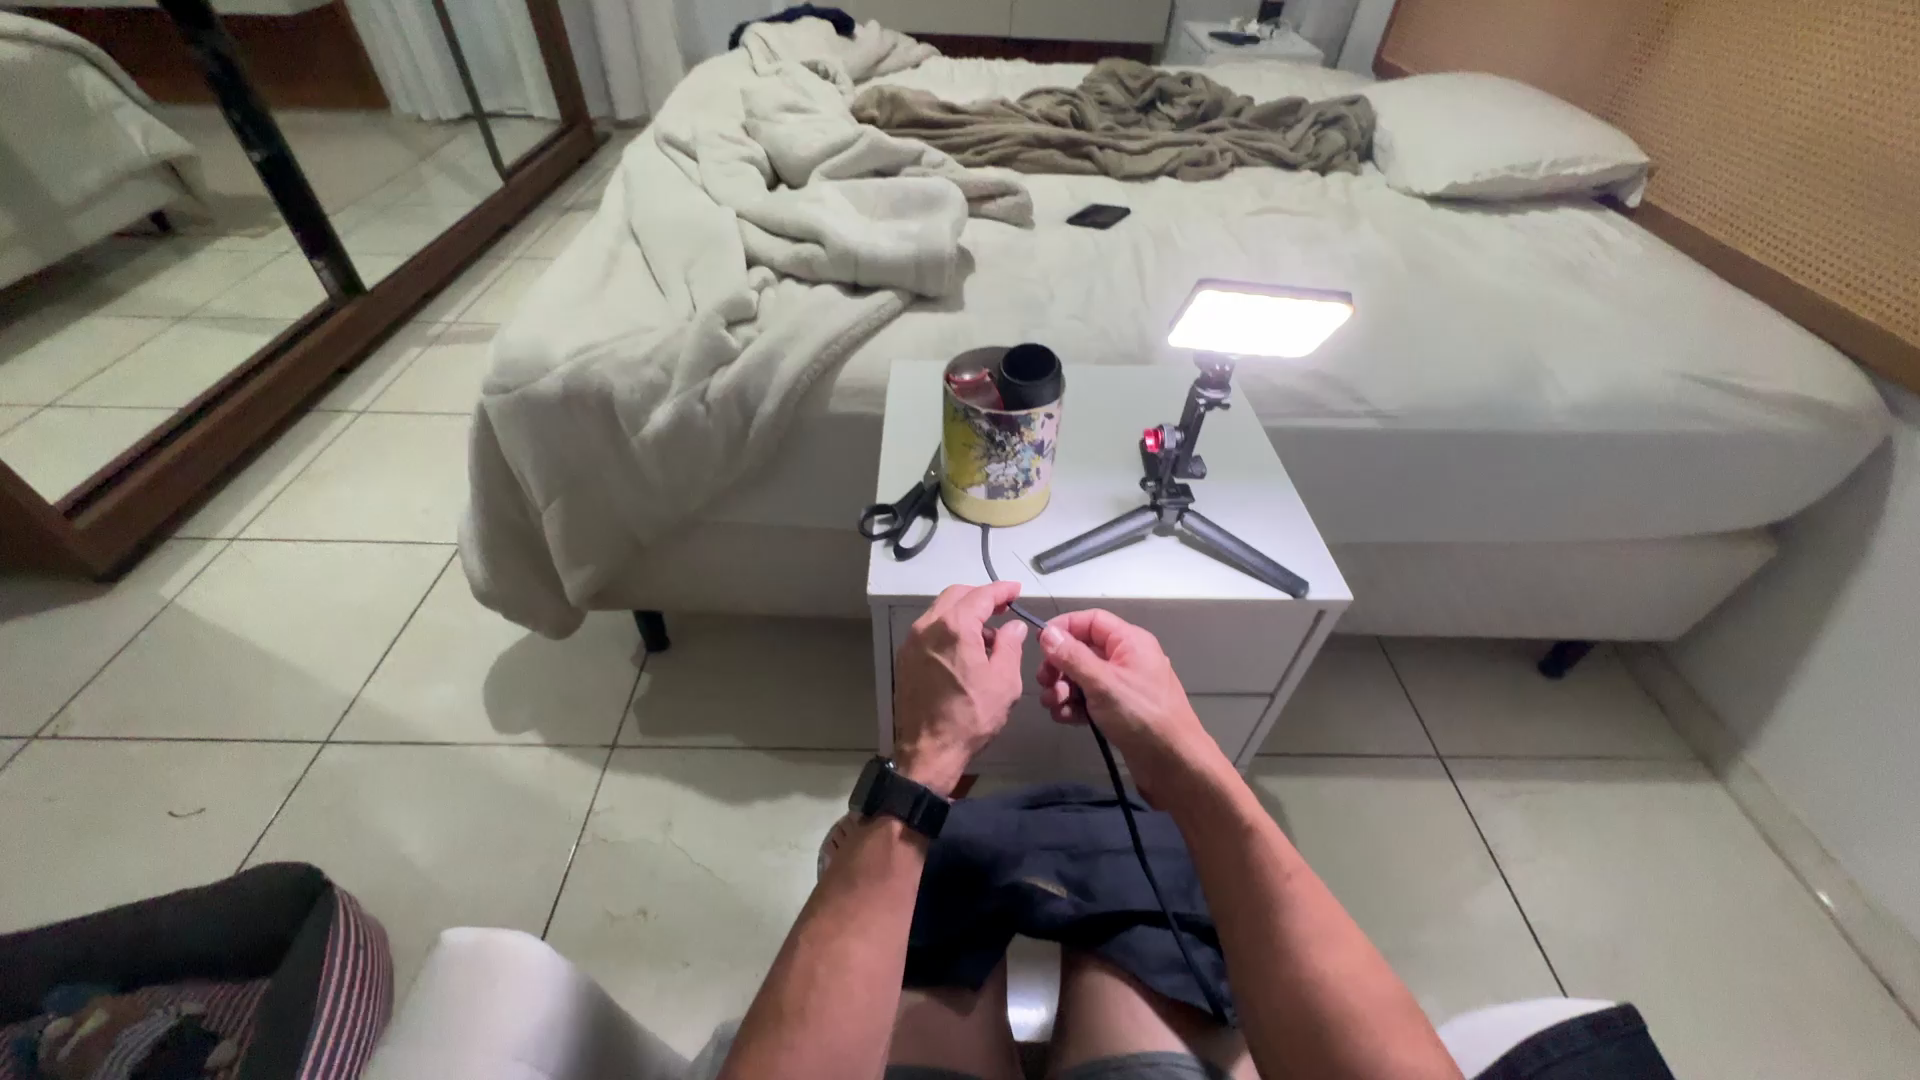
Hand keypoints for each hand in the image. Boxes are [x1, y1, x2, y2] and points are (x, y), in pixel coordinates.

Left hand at [892, 581, 1028, 797]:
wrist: (929, 750)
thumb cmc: (971, 717)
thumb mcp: (1004, 681)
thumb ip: (1010, 645)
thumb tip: (1012, 626)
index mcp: (955, 627)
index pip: (981, 595)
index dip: (1001, 590)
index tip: (1016, 590)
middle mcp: (928, 626)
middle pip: (955, 595)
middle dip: (980, 596)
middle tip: (1002, 607)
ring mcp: (912, 642)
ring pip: (940, 611)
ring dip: (964, 613)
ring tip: (986, 633)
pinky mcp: (905, 658)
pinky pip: (929, 630)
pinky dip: (949, 628)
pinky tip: (965, 648)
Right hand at [1035, 609, 1229, 803]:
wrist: (1173, 763)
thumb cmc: (1140, 715)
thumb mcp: (1102, 682)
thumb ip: (1072, 656)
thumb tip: (1046, 633)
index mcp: (1129, 642)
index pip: (1091, 620)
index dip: (1064, 627)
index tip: (1039, 643)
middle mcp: (1126, 659)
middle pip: (1082, 649)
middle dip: (1059, 665)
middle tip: (1044, 681)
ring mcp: (1121, 686)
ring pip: (1082, 677)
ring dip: (1063, 688)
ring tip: (1054, 704)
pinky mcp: (1117, 710)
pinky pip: (1088, 699)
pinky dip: (1074, 706)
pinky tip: (1066, 718)